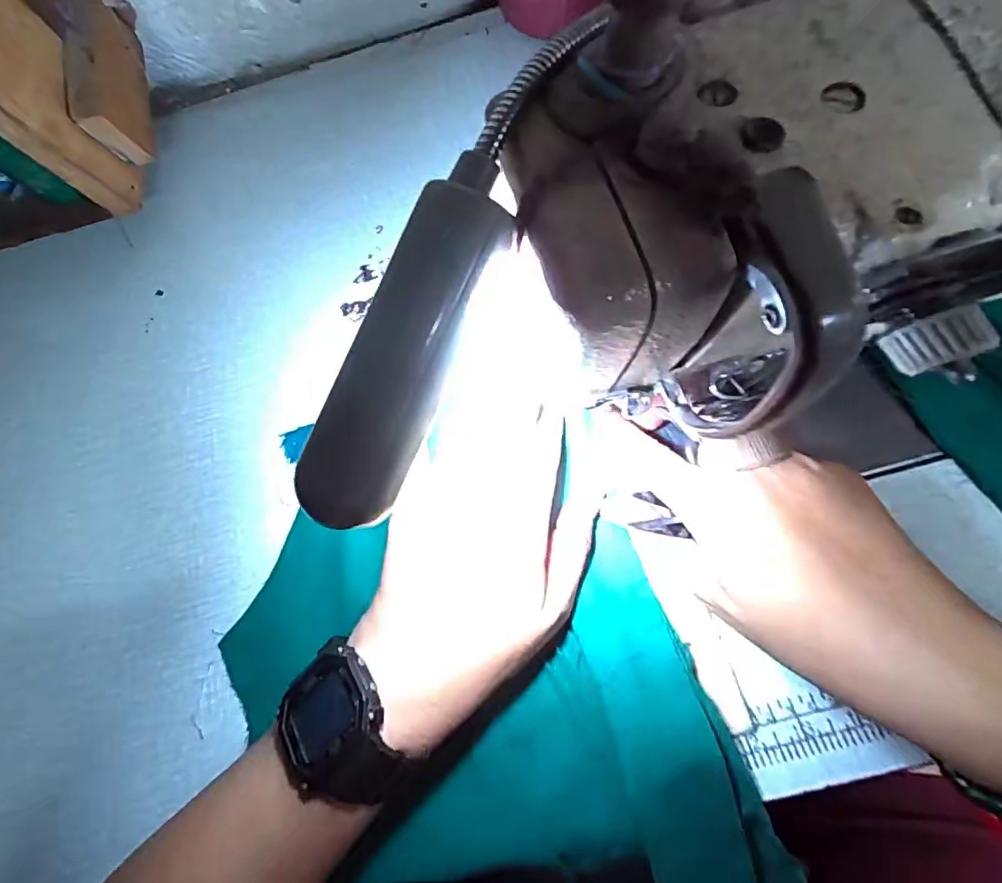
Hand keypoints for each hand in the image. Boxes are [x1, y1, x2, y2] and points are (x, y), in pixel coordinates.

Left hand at [347, 248, 593, 756]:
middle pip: (504, 429)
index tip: (562, 372)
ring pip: (468, 429)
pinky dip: (445, 413)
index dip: (553, 409)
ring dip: (484, 383)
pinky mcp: (410, 501)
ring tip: (499, 340)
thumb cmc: (491, 643)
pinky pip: (431, 447)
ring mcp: (440, 500)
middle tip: (528, 331)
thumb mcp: (552, 609)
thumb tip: (594, 482)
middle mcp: (481, 505)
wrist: (407, 669)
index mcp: (522, 531)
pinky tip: (454, 382)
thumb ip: (574, 541)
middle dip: (519, 380)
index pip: (542, 454)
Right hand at [596, 415, 1001, 791]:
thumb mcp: (724, 599)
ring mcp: (802, 458)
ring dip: (730, 466)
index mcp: (717, 501)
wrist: (917, 640)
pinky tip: (796, 524)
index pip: (650, 453)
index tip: (601, 412)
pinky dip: (773, 480)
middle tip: (683, 477)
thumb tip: (652, 517)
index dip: (620, 432)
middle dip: (680, 444)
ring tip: (750, 517)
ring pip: (744, 446)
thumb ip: (681, 548)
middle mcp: (755, 463)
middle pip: (699, 432)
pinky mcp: (839, 466)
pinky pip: (786, 461)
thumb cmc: (807, 632)